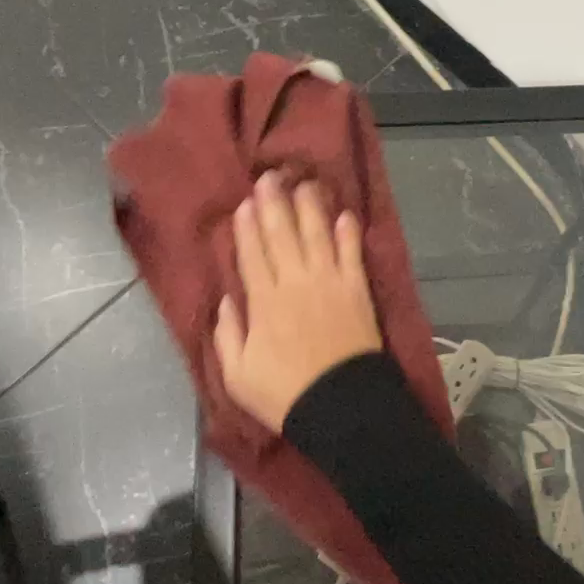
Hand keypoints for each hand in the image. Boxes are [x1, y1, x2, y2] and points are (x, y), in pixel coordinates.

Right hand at [215, 171, 381, 432]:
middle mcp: (295, 283)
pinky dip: (348, 234)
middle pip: (282, 235)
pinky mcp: (357, 292)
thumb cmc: (284, 394)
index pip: (252, 254)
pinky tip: (344, 215)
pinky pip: (352, 255)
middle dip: (274, 203)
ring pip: (317, 235)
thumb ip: (227, 335)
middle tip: (270, 176)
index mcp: (263, 302)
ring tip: (305, 183)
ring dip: (310, 207)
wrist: (341, 406)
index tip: (245, 203)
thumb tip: (226, 302)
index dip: (248, 227)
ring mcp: (329, 284)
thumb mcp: (237, 375)